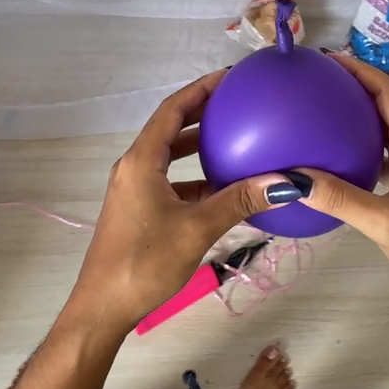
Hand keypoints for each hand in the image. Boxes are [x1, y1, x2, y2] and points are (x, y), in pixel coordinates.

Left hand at [65, 68, 289, 332]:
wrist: (101, 311)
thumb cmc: (143, 263)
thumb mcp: (197, 229)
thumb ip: (239, 201)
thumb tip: (287, 182)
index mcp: (142, 161)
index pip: (173, 109)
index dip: (200, 89)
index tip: (230, 77)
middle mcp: (135, 167)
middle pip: (170, 126)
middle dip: (202, 111)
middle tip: (237, 101)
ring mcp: (134, 189)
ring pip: (169, 154)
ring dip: (198, 142)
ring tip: (234, 135)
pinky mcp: (138, 210)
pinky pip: (170, 178)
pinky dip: (194, 173)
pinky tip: (221, 185)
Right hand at [296, 51, 388, 298]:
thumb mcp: (383, 222)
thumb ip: (340, 199)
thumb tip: (292, 179)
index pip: (388, 92)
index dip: (362, 70)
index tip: (330, 59)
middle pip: (386, 100)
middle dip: (357, 82)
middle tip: (321, 77)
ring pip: (384, 122)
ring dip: (359, 108)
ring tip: (325, 104)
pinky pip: (381, 146)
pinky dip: (360, 138)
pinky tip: (336, 151)